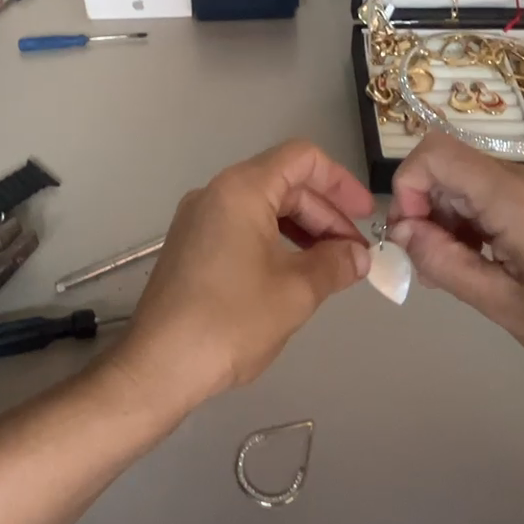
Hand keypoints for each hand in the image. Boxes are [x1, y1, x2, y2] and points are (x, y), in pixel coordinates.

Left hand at [108, 141, 372, 412]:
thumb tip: (358, 256)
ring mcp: (198, 218)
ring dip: (303, 229)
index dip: (340, 182)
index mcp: (240, 189)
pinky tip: (294, 274)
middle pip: (283, 182)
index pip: (301, 158)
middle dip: (325, 213)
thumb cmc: (230, 321)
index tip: (365, 216)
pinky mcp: (191, 245)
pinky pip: (242, 226)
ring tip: (332, 266)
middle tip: (356, 254)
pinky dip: (275, 241)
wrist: (159, 364)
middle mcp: (215, 193)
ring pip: (263, 206)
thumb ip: (334, 264)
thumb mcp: (295, 292)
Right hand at [388, 133, 523, 405]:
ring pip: (471, 183)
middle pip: (450, 167)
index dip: (408, 186)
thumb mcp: (508, 308)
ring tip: (457, 276)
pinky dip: (476, 224)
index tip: (410, 239)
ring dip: (448, 221)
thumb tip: (399, 233)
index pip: (436, 153)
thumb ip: (446, 264)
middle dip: (423, 210)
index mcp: (518, 199)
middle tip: (429, 269)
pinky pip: (498, 198)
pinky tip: (486, 268)